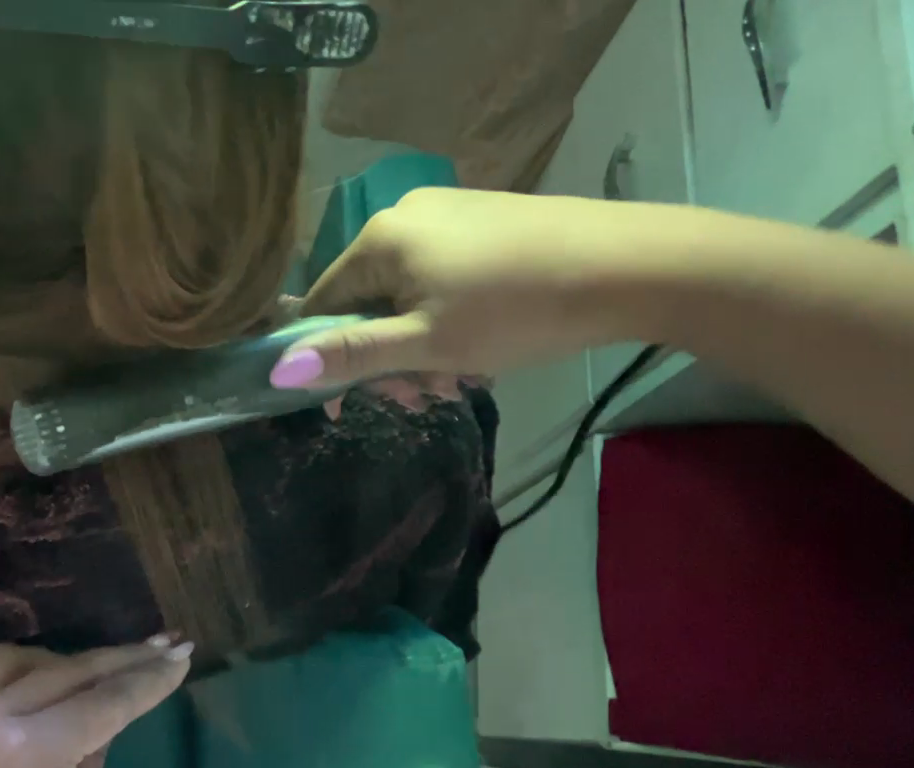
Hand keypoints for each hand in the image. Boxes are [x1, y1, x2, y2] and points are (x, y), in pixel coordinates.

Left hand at [0, 638, 192, 767]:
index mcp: (29, 751)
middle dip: (117, 660)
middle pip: (64, 670)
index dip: (148, 679)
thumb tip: (110, 710)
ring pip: (16, 661)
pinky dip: (14, 677)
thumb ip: (92, 758)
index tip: (182, 657)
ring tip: (98, 670)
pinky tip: (39, 686)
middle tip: (159, 647)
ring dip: (61, 661)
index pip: (103, 701)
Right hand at [270, 189, 692, 388]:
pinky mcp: (484, 223)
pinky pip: (436, 281)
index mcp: (379, 239)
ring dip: (414, 349)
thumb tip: (277, 372)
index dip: (324, 359)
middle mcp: (405, 217)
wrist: (636, 266)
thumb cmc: (515, 310)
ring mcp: (448, 215)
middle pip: (363, 303)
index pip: (320, 305)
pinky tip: (471, 351)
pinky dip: (441, 322)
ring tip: (451, 383)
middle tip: (417, 399)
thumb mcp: (423, 344)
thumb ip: (348, 355)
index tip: (347, 407)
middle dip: (381, 360)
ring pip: (402, 298)